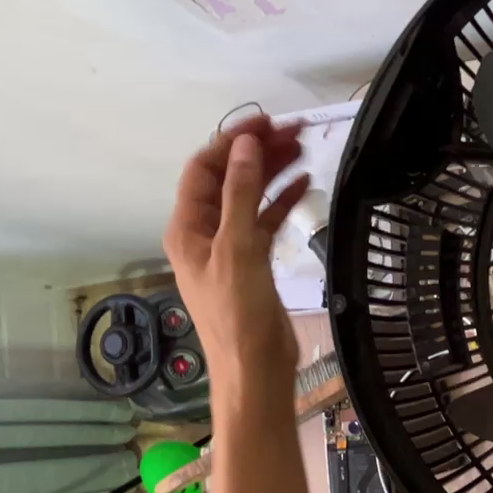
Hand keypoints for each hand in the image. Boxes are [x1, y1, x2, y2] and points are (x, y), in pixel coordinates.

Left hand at [165, 114, 309, 398]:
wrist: (256, 370)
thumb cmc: (239, 315)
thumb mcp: (237, 250)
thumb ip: (239, 195)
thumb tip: (244, 146)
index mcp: (188, 228)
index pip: (204, 169)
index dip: (233, 141)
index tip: (267, 123)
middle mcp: (205, 233)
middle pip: (229, 179)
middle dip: (257, 153)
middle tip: (295, 132)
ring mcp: (230, 248)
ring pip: (250, 197)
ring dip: (272, 173)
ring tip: (303, 150)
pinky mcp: (255, 263)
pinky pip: (266, 222)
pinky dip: (282, 202)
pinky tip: (304, 185)